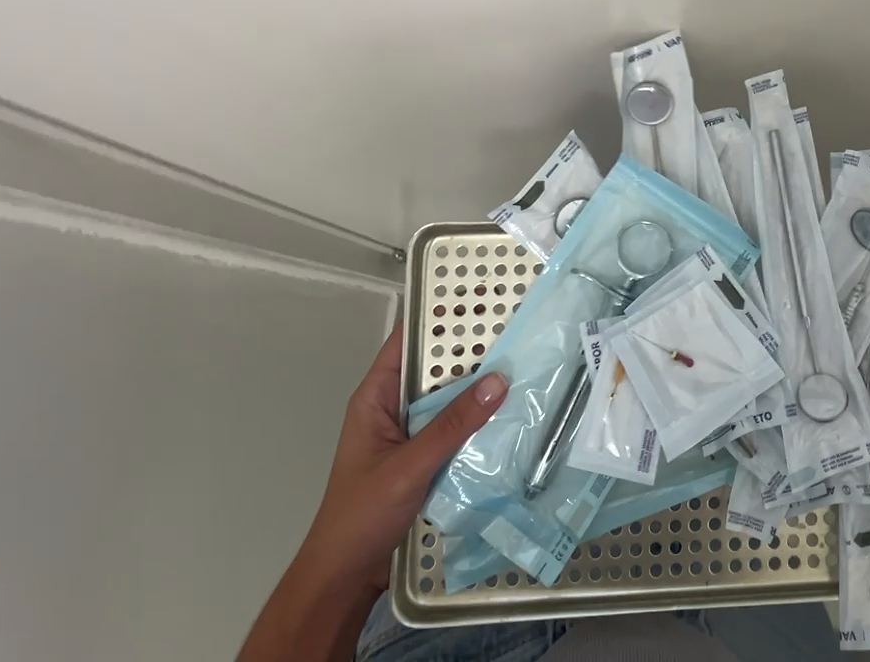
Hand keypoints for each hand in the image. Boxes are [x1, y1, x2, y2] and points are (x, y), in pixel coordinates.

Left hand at [298, 325, 507, 592]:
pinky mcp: (427, 455)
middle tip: (515, 324)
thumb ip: (452, 426)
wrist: (346, 575)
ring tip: (523, 358)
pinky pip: (457, 425)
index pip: (407, 341)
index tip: (478, 294)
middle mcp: (394, 406)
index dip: (438, 315)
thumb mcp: (408, 467)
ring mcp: (412, 432)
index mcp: (376, 397)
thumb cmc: (363, 514)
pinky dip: (480, 416)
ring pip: (449, 396)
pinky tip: (512, 409)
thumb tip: (498, 379)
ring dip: (479, 383)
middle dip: (470, 347)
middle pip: (435, 367)